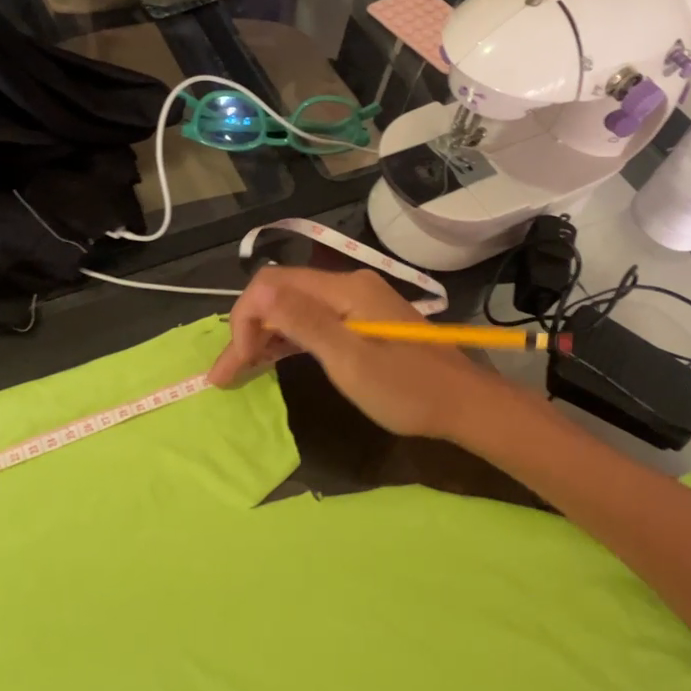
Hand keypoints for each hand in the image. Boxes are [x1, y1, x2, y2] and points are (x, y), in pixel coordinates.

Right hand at [209, 267, 536, 439]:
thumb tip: (259, 291)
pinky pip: (312, 321)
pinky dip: (286, 340)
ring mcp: (356, 302)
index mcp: (344, 289)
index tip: (236, 365)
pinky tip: (270, 361)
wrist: (464, 405)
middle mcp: (347, 286)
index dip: (244, 321)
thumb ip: (305, 324)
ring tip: (237, 373)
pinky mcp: (362, 321)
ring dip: (263, 337)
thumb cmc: (408, 391)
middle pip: (280, 295)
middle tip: (225, 376)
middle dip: (246, 330)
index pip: (272, 285)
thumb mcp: (351, 362)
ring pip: (293, 308)